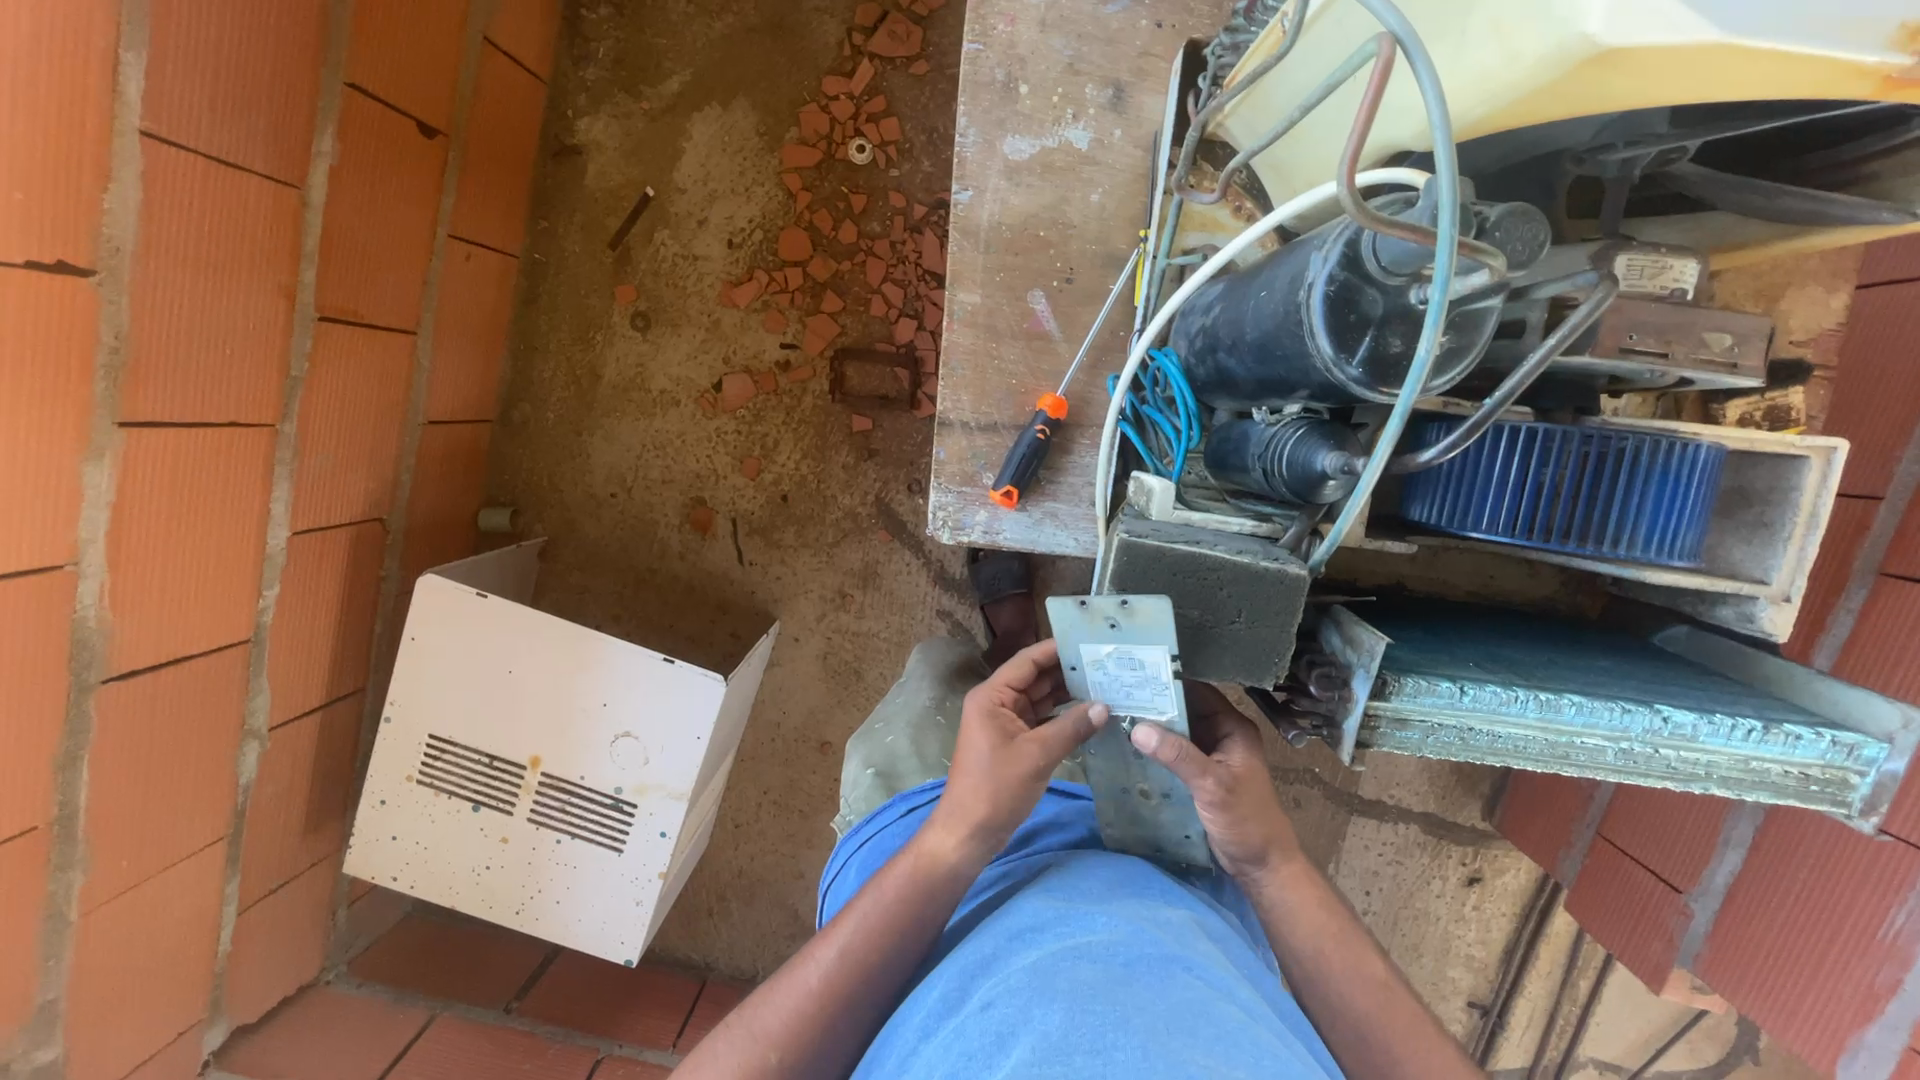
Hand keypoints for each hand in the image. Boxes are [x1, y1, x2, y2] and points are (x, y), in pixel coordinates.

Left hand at [927, 639, 1108, 863]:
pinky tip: (1092, 715)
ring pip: (1041, 701)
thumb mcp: (1037, 755)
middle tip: (1108, 664)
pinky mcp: (1015, 744)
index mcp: (992, 696)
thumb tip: (1105, 706)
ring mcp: (1005, 724)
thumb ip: (1071, 727)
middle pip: (1036, 678)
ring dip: (1069, 695)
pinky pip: (1042, 721)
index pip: (1027, 661)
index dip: (1056, 649)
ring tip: (1107, 684)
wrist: (969, 832)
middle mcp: (997, 703)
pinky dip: (1064, 718)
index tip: (1089, 641)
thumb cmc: (996, 788)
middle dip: (1069, 672)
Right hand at [1129, 682, 1301, 882]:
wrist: (1261, 866)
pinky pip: (1173, 753)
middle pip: (1185, 710)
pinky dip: (1155, 749)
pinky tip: (1128, 745)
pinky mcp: (1198, 776)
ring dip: (1153, 726)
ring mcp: (1210, 757)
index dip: (1171, 682)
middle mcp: (1221, 736)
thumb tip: (1138, 728)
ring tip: (1116, 713)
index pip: (1199, 692)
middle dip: (1155, 703)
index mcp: (1233, 728)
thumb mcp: (1212, 784)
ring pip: (1177, 732)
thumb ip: (1178, 755)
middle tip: (1117, 692)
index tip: (1137, 674)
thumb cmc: (1246, 821)